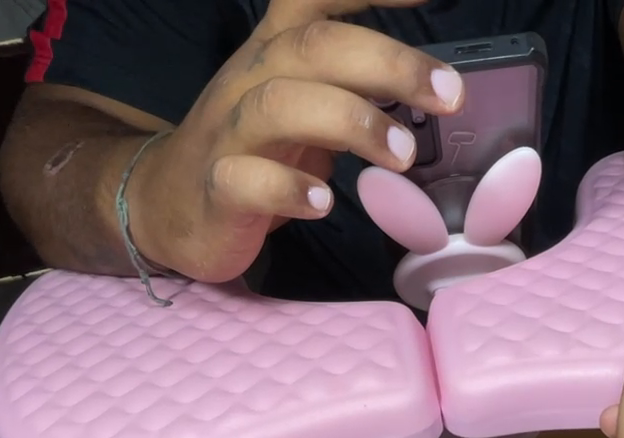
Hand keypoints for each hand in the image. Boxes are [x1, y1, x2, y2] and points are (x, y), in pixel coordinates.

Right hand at [124, 0, 462, 282]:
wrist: (172, 203)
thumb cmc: (256, 151)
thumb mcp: (308, 106)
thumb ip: (357, 90)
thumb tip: (431, 90)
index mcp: (278, 53)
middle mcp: (253, 79)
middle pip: (314, 48)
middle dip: (389, 63)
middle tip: (451, 95)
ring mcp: (230, 134)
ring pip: (281, 106)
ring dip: (350, 122)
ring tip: (403, 154)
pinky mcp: (218, 190)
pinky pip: (245, 181)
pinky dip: (288, 189)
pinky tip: (324, 202)